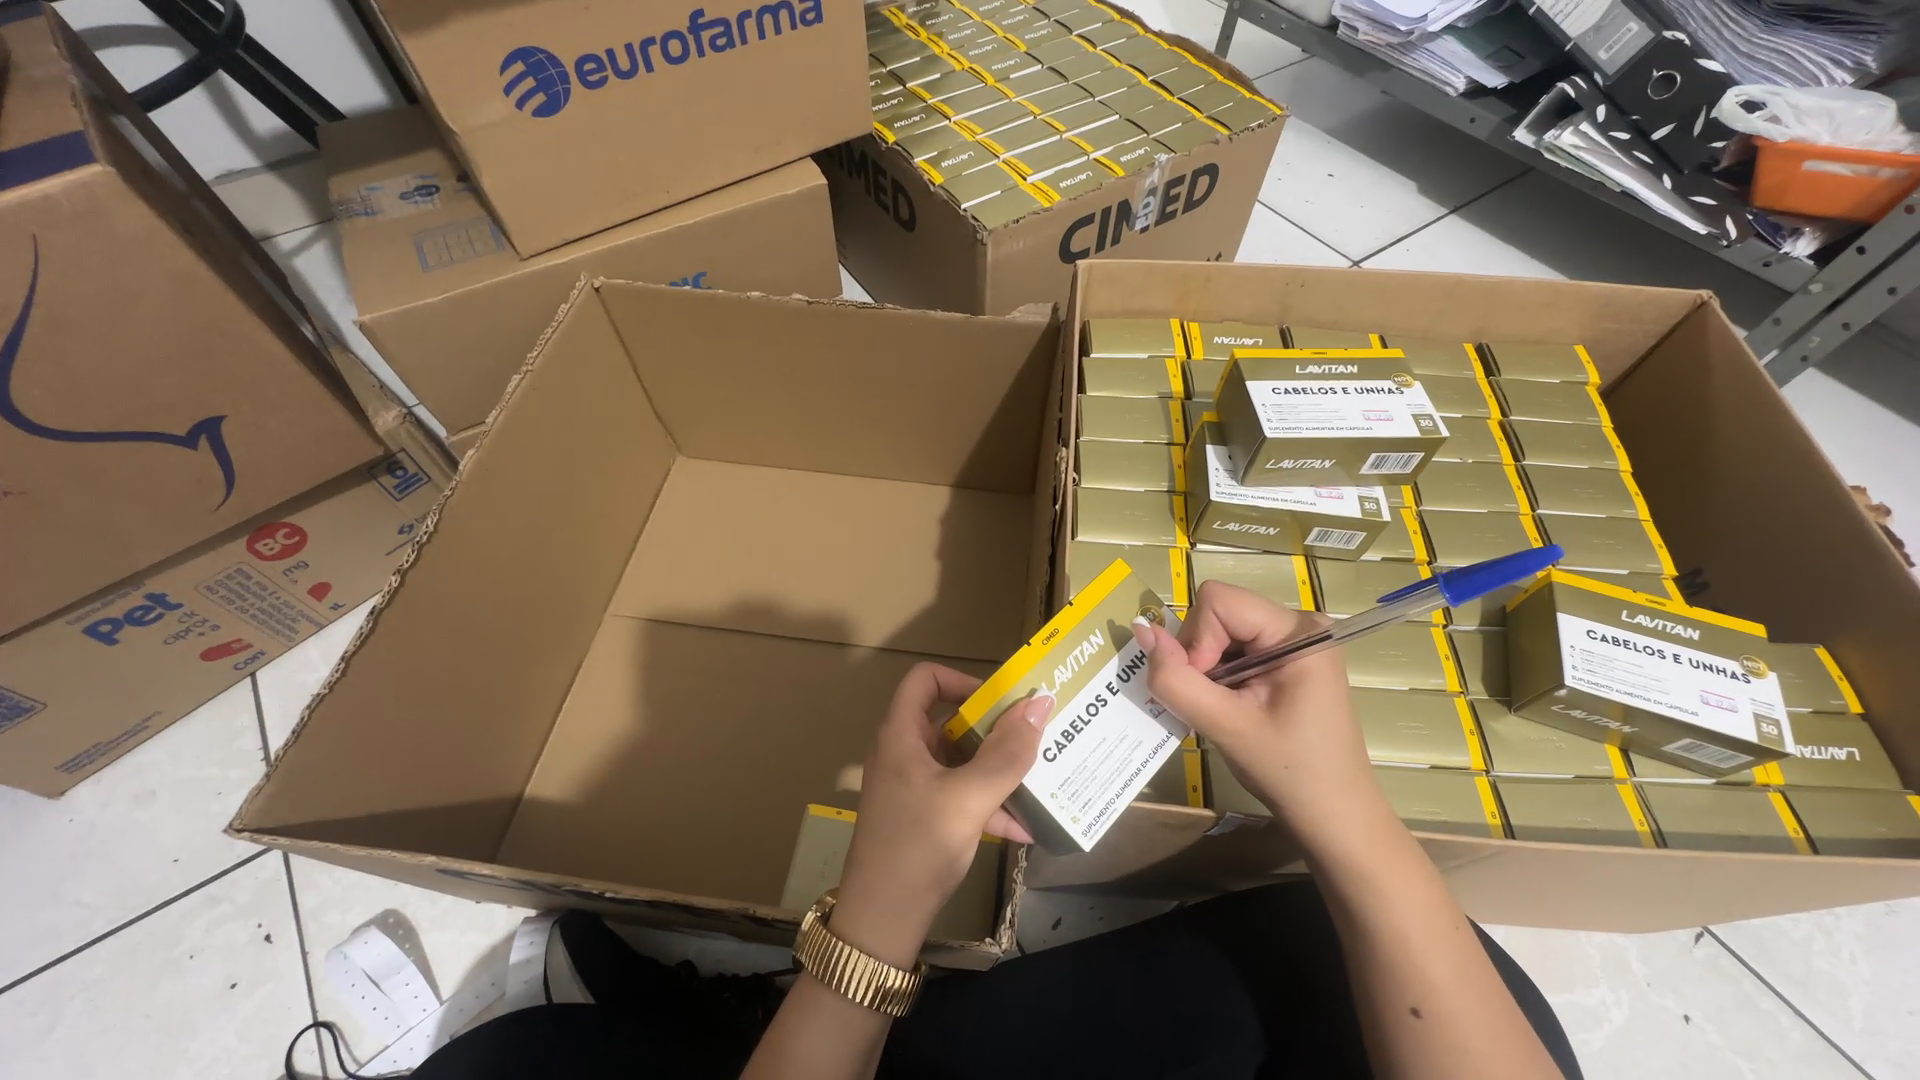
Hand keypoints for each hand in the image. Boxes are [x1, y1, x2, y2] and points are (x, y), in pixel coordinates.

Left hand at [831, 663, 1050, 964]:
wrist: (882, 920)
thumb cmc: (918, 846)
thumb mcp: (969, 798)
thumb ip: (1006, 754)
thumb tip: (1040, 703)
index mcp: (901, 735)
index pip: (925, 679)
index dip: (963, 681)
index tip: (1001, 704)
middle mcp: (905, 753)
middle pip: (952, 721)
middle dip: (996, 730)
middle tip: (1037, 737)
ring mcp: (914, 786)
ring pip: (962, 761)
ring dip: (999, 770)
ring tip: (1041, 781)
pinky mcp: (924, 816)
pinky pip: (962, 794)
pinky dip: (991, 804)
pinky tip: (1025, 830)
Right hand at [1131, 581, 1380, 847]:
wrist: (1333, 815)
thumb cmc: (1289, 771)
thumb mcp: (1224, 725)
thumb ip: (1176, 678)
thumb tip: (1140, 628)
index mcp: (1297, 630)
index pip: (1217, 602)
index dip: (1197, 641)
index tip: (1207, 689)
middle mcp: (1298, 623)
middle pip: (1218, 611)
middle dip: (1199, 654)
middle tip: (1212, 702)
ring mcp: (1293, 640)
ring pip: (1220, 629)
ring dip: (1206, 667)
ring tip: (1222, 707)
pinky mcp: (1285, 658)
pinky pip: (1232, 646)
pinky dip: (1217, 673)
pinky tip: (1229, 704)